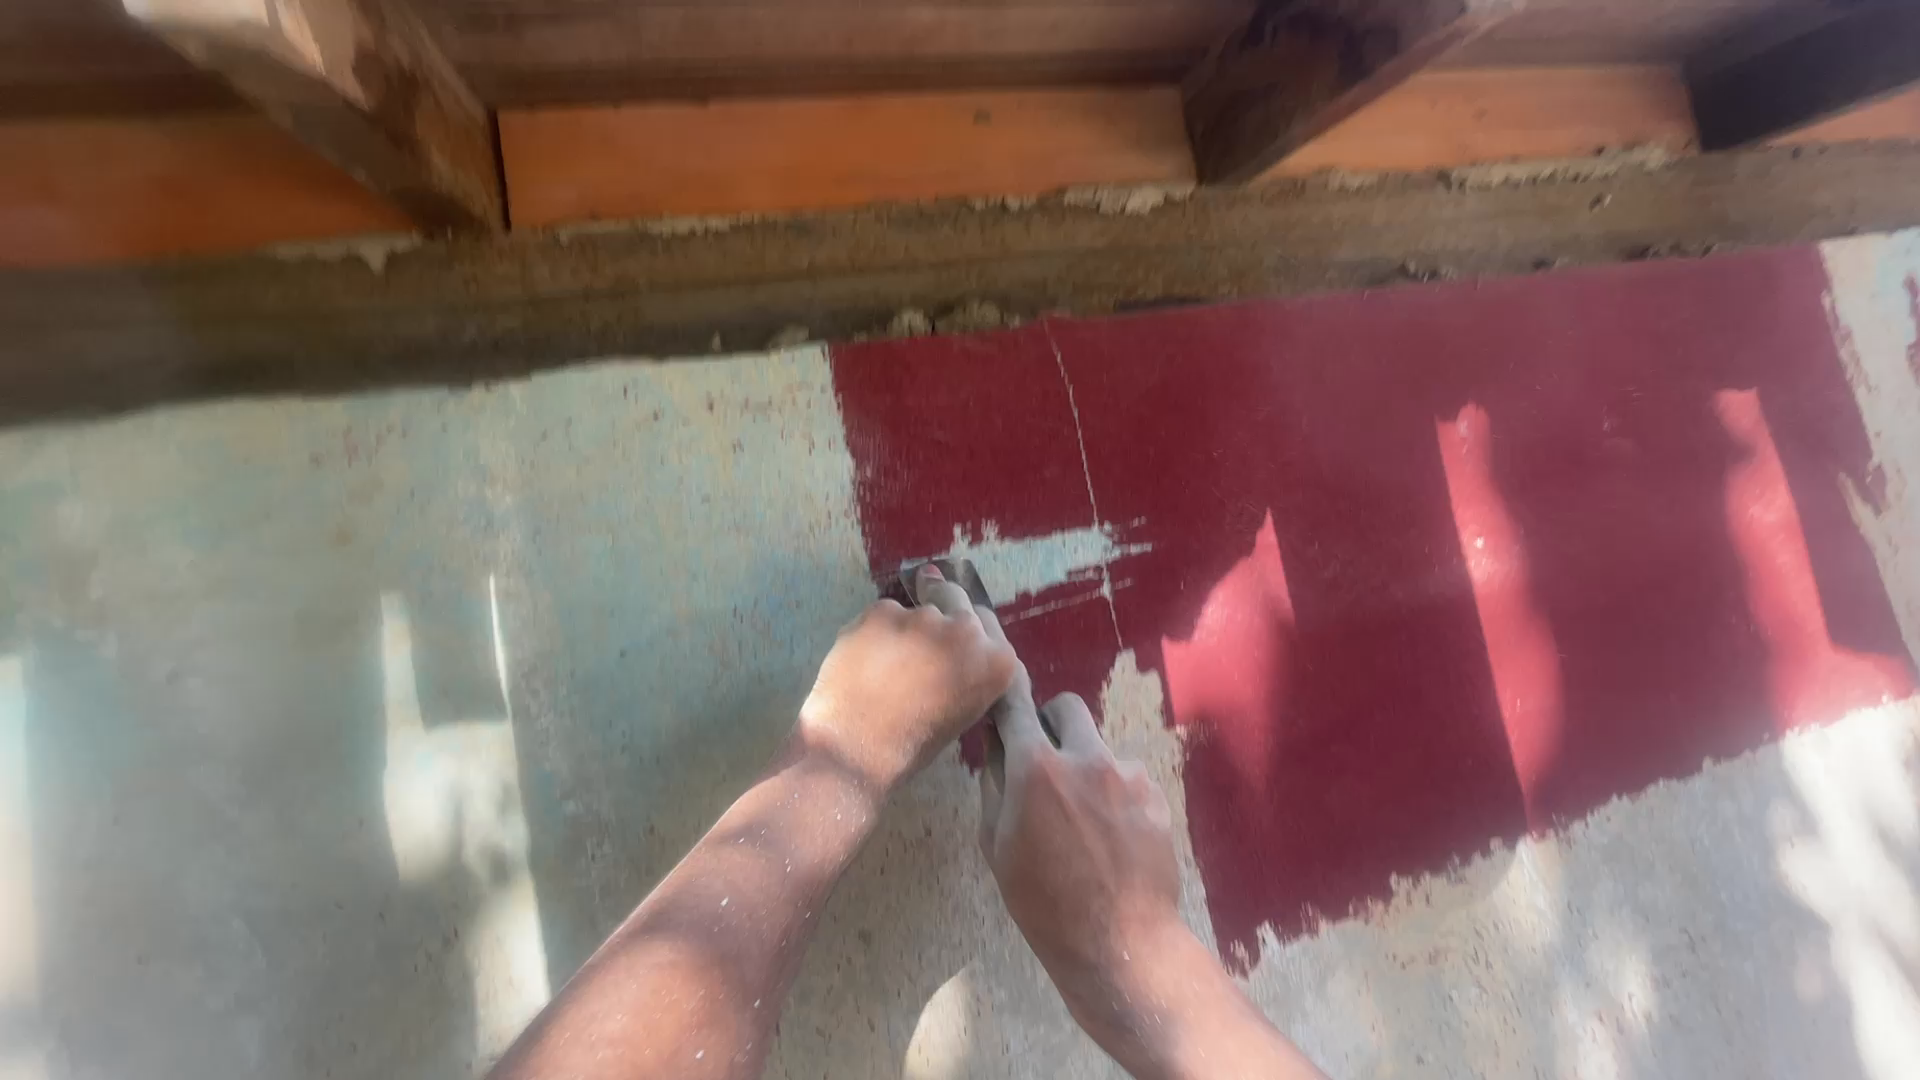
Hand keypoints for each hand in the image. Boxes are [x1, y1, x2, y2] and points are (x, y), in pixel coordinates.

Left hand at [798, 565, 1017, 794]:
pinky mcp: (883, 611)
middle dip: (940, 615)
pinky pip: (882, 614)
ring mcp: (924, 617)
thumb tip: (951, 653)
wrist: (855, 749)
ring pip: (915, 611)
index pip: (987, 623)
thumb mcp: (961, 711)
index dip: (966, 632)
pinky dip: (874, 632)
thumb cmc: (911, 746)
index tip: (950, 641)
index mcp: (996, 662)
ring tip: (882, 665)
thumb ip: (967, 672)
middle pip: (956, 602)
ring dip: (904, 629)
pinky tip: (861, 660)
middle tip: (917, 644)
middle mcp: (967, 631)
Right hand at [977, 685, 1187, 1047]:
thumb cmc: (1042, 901)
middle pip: (1065, 707)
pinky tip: (1113, 834)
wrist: (1120, 943)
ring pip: (1097, 745)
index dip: (1005, 684)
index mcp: (1037, 767)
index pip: (1014, 704)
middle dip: (1050, 723)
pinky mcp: (1155, 793)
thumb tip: (996, 740)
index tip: (1002, 670)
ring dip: (1085, 764)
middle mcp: (1085, 756)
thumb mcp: (996, 844)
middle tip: (1045, 761)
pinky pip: (1126, 776)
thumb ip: (994, 782)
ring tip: (1084, 817)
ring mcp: (1127, 773)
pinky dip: (1114, 792)